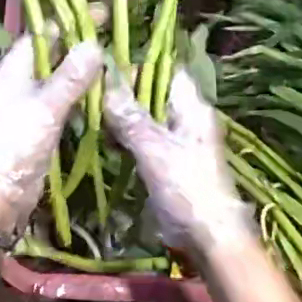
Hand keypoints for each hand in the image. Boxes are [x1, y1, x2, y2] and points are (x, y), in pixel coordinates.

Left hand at [0, 34, 102, 230]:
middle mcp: (18, 81)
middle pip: (51, 54)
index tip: (102, 13)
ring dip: (82, 73)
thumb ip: (70, 77)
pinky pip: (60, 102)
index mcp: (12, 68)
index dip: (70, 20)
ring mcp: (26, 104)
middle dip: (80, 45)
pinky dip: (79, 97)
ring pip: (58, 79)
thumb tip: (94, 45)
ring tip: (114, 65)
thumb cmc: (15, 145)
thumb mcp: (46, 107)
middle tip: (114, 39)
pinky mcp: (36, 126)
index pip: (43, 33)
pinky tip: (99, 98)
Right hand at [102, 65, 259, 261]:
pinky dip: (125, 138)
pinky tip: (105, 141)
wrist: (209, 236)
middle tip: (92, 95)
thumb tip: (106, 85)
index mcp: (192, 107)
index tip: (108, 68)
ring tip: (93, 117)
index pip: (167, 70)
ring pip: (145, 117)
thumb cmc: (188, 188)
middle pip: (153, 93)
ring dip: (122, 118)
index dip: (141, 65)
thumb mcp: (155, 150)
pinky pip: (143, 140)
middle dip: (124, 93)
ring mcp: (177, 141)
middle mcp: (186, 118)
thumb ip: (130, 118)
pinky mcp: (167, 162)